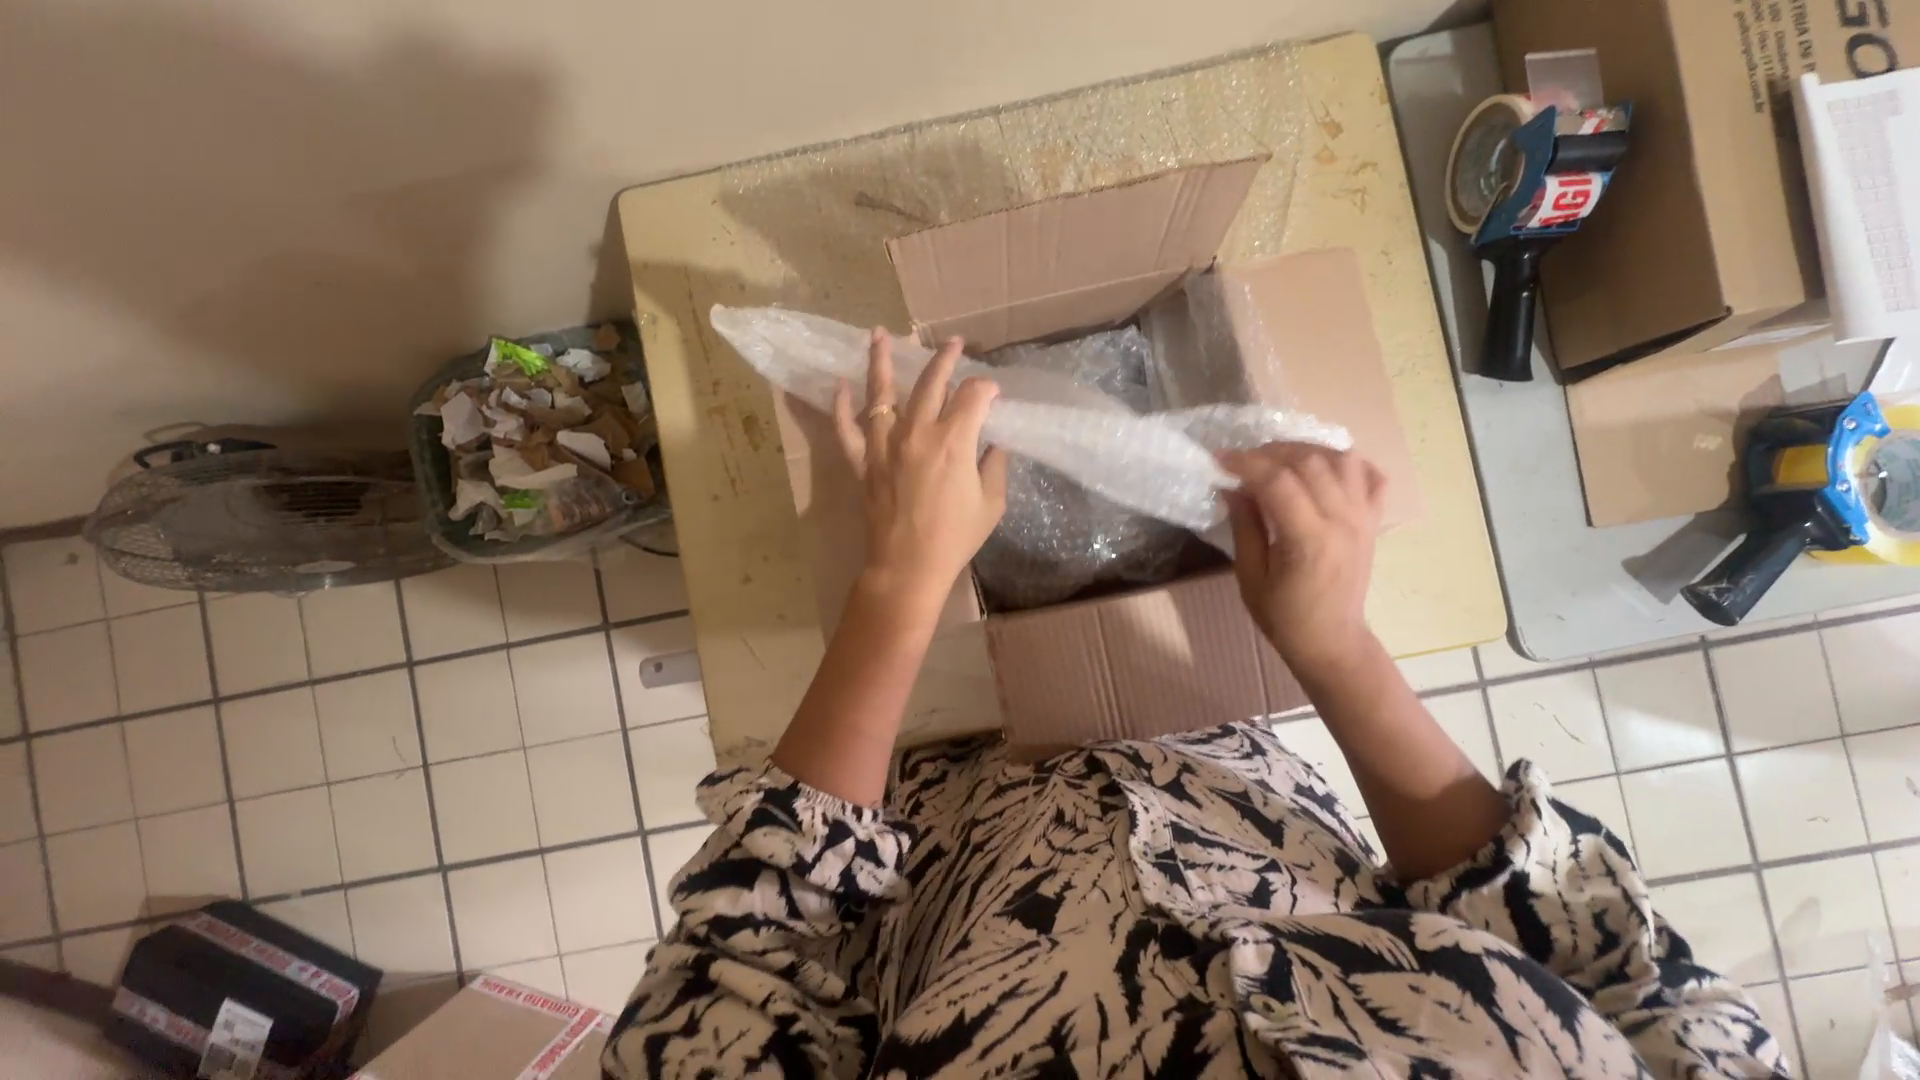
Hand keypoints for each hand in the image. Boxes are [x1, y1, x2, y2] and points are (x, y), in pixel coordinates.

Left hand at [833, 329, 1009, 609]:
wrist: (908, 566)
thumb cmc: (955, 538)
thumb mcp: (991, 502)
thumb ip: (994, 465)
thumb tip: (992, 443)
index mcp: (954, 440)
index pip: (973, 395)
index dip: (986, 389)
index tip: (993, 394)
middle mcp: (917, 432)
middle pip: (931, 382)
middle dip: (945, 359)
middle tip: (953, 343)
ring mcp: (884, 445)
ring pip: (882, 393)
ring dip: (881, 361)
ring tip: (879, 333)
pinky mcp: (863, 462)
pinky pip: (848, 429)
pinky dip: (842, 407)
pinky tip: (841, 385)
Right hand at [1221, 443, 1386, 679]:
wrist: (1332, 640)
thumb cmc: (1284, 617)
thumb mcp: (1250, 577)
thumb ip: (1244, 527)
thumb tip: (1233, 487)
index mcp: (1308, 539)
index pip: (1277, 481)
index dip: (1245, 463)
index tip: (1220, 459)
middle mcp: (1342, 521)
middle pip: (1309, 461)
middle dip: (1271, 451)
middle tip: (1245, 460)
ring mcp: (1363, 518)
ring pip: (1342, 459)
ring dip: (1307, 450)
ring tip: (1280, 459)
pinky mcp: (1374, 520)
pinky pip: (1370, 476)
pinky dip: (1347, 463)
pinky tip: (1322, 469)